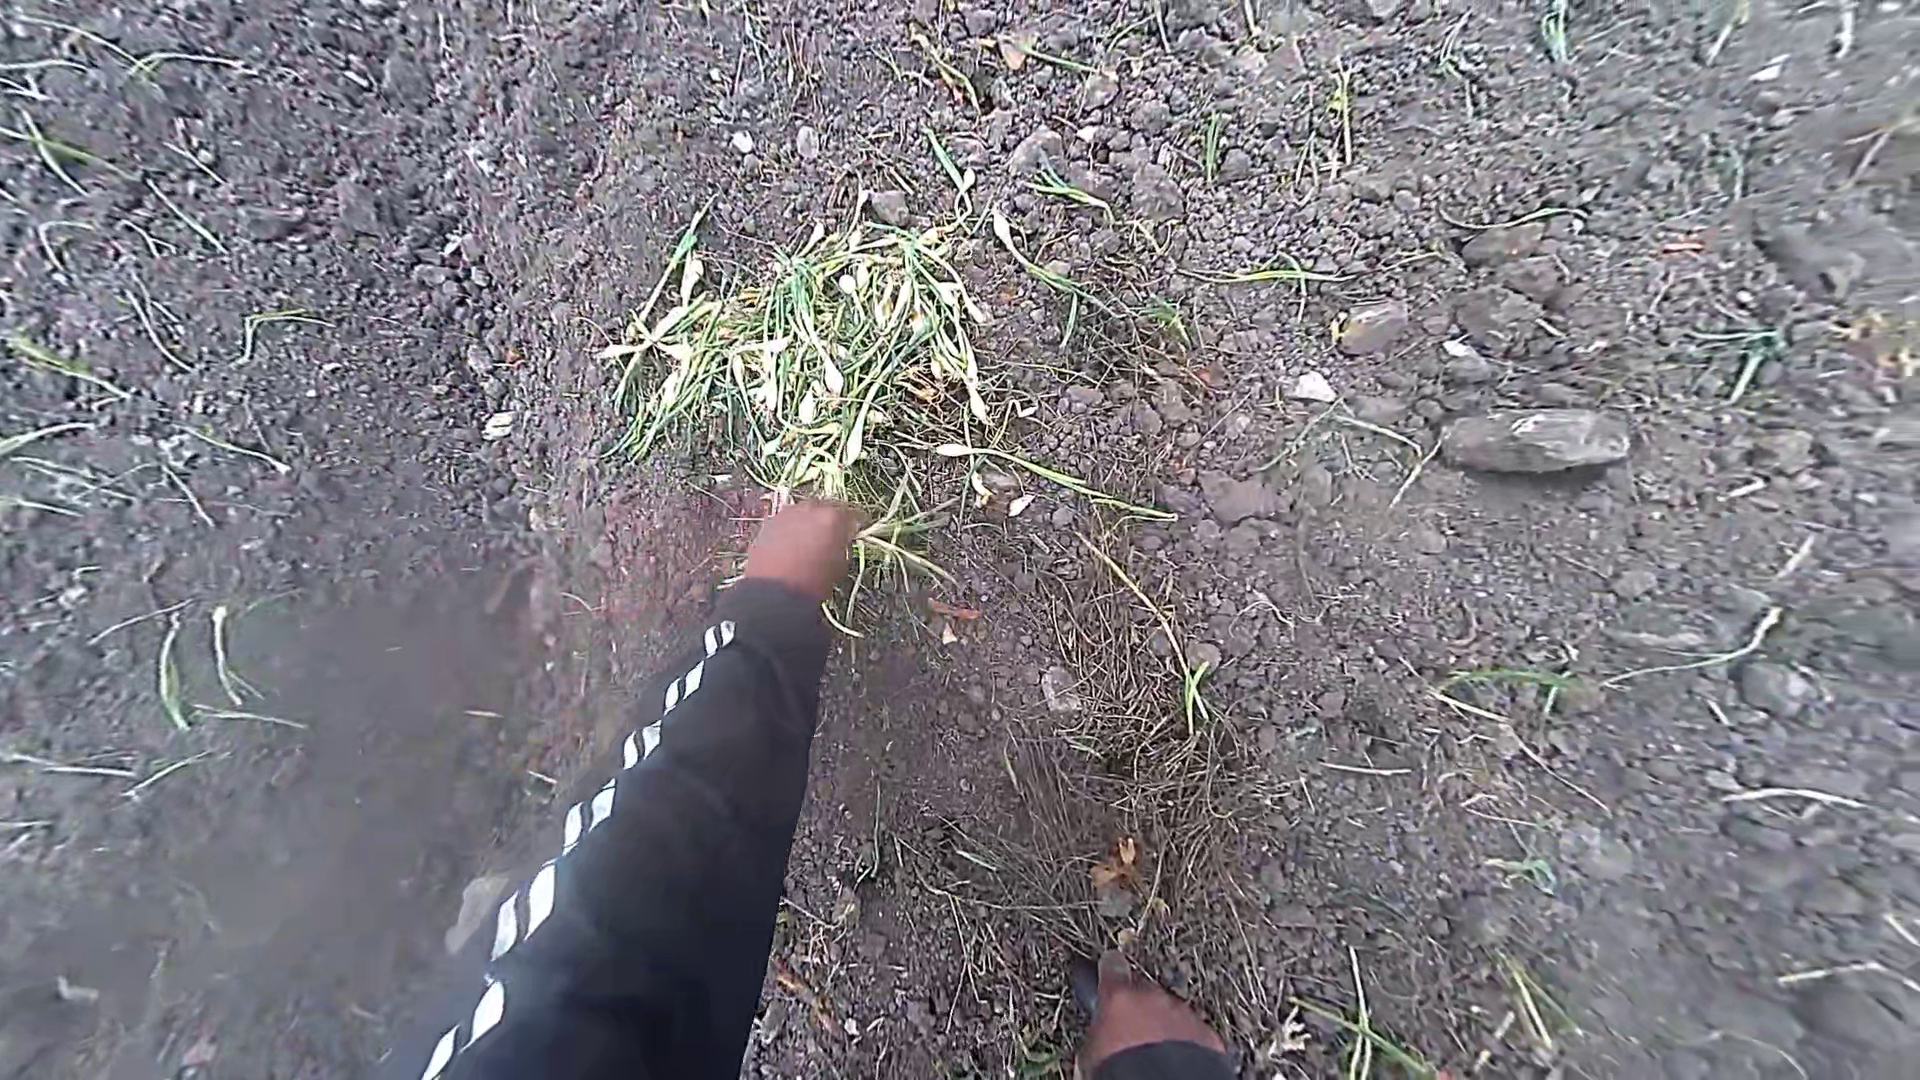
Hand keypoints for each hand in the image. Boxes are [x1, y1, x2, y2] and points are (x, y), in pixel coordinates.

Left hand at [741, 501, 859, 601]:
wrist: (773, 592)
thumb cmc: (812, 583)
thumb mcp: (840, 566)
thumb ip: (844, 546)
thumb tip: (841, 541)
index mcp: (833, 517)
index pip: (852, 513)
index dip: (854, 524)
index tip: (854, 532)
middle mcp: (811, 508)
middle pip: (826, 508)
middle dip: (830, 520)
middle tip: (832, 536)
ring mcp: (788, 513)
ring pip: (805, 512)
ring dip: (810, 522)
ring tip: (810, 540)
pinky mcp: (769, 522)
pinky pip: (787, 520)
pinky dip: (792, 528)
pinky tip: (792, 543)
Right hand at [1078, 951, 1224, 1074]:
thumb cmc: (1122, 1073)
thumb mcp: (1094, 1053)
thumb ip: (1099, 1030)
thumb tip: (1097, 1039)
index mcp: (1118, 996)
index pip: (1112, 965)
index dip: (1111, 969)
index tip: (1110, 971)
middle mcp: (1151, 997)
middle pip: (1145, 991)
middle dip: (1141, 1008)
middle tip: (1134, 1034)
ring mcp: (1181, 1014)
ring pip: (1171, 1012)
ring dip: (1165, 1026)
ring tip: (1160, 1055)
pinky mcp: (1207, 1035)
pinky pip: (1195, 1033)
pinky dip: (1190, 1044)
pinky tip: (1182, 1064)